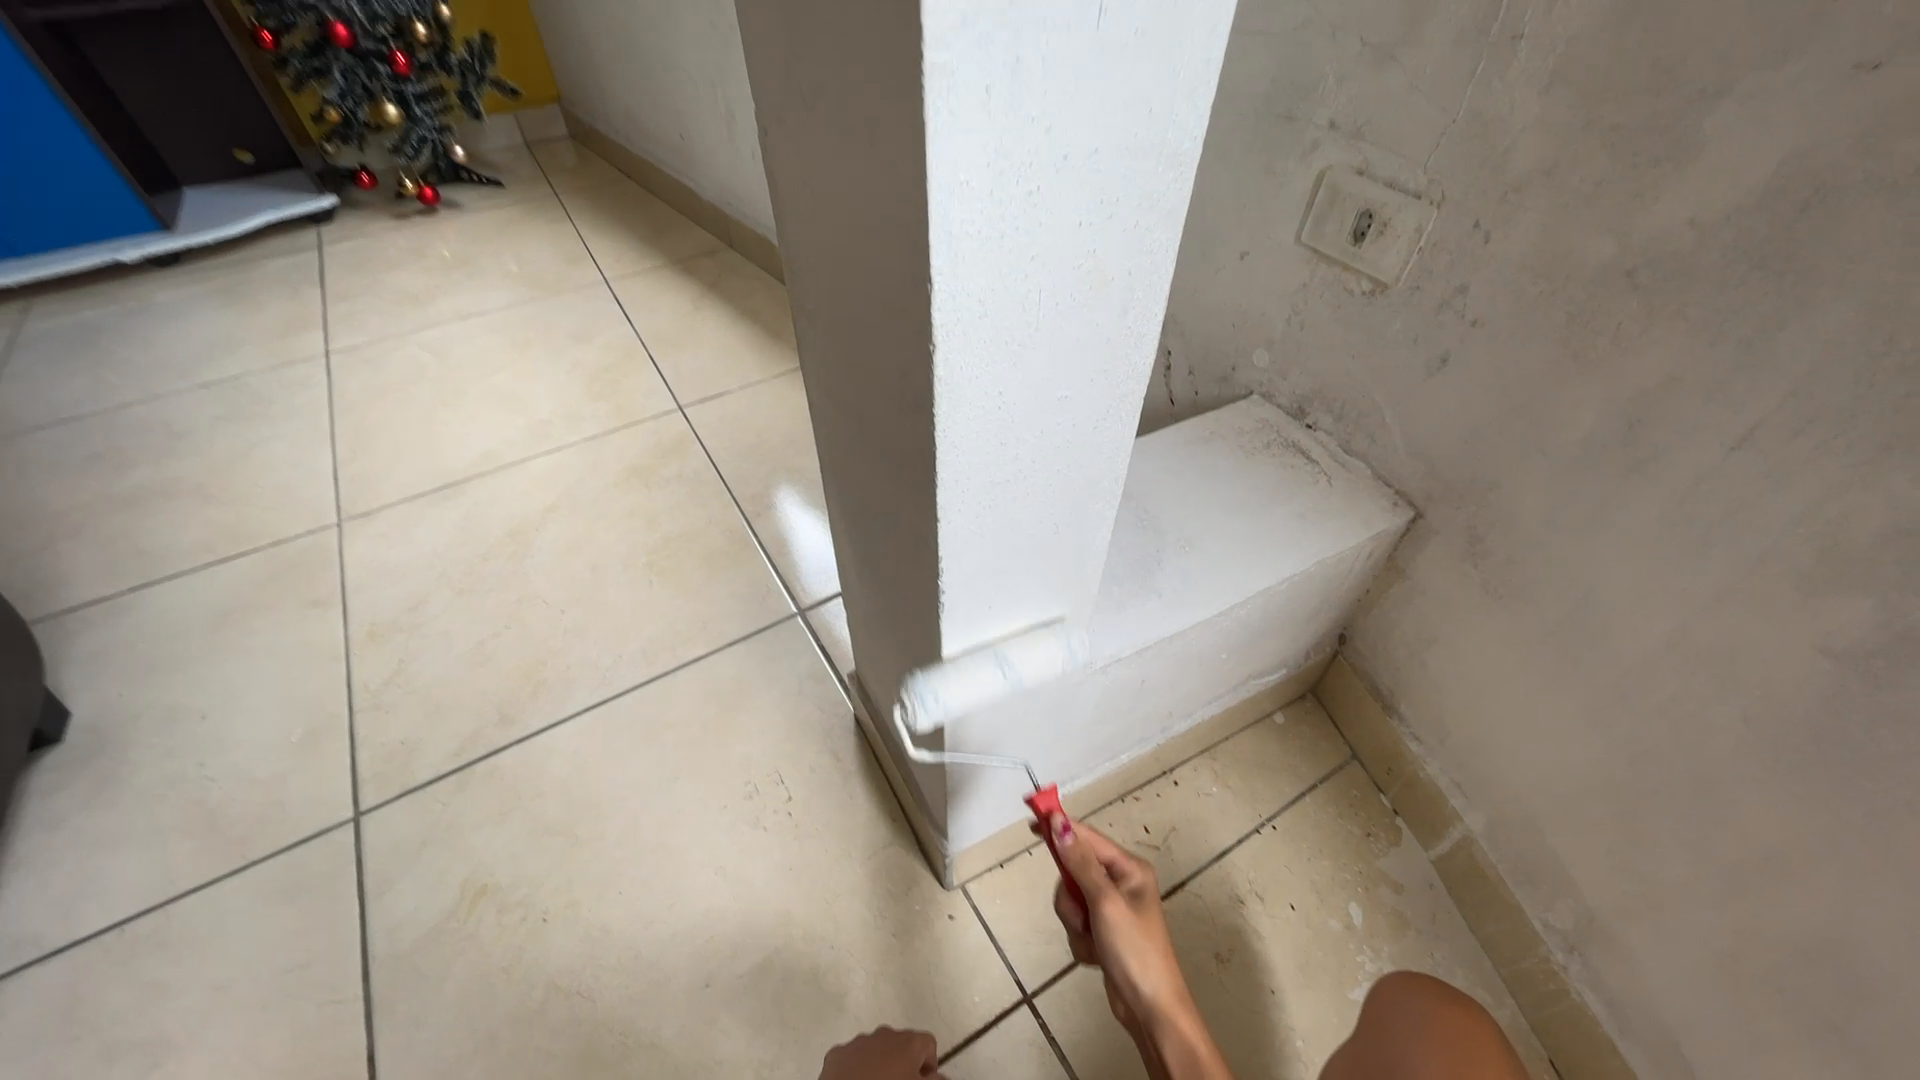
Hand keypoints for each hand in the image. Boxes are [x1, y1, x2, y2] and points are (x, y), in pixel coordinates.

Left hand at [817, 1026, 940, 1079]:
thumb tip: (941, 1076)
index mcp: (908, 1042)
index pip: (929, 1043)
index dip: (928, 1065)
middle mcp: (884, 1034)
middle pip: (902, 1044)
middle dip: (903, 1063)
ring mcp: (858, 1041)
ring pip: (876, 1049)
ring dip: (880, 1064)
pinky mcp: (837, 1053)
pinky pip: (853, 1057)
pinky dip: (857, 1068)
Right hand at [1044, 814, 1194, 1031]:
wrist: (1149, 1008)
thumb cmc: (1133, 949)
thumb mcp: (1104, 902)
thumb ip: (1079, 862)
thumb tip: (1059, 822)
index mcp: (1129, 869)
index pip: (1088, 838)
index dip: (1062, 829)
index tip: (1033, 822)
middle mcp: (1121, 883)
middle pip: (1074, 870)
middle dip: (1070, 896)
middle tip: (1081, 915)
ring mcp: (1111, 908)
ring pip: (1071, 899)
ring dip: (1075, 921)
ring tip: (1092, 939)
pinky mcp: (1103, 931)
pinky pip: (1076, 922)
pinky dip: (1080, 938)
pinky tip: (1096, 954)